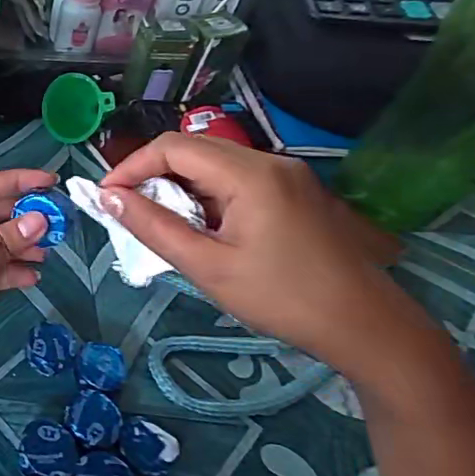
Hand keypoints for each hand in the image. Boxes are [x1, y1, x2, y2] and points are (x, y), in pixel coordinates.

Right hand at [97, 133, 440, 384]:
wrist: (369, 328)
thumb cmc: (283, 299)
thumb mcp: (207, 266)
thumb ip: (153, 227)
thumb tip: (107, 197)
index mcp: (250, 175)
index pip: (172, 147)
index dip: (130, 167)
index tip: (105, 198)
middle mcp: (270, 162)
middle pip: (191, 148)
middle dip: (150, 174)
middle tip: (127, 211)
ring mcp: (288, 175)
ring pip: (213, 162)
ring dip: (177, 184)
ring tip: (162, 223)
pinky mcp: (296, 191)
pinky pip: (236, 177)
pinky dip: (205, 193)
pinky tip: (201, 226)